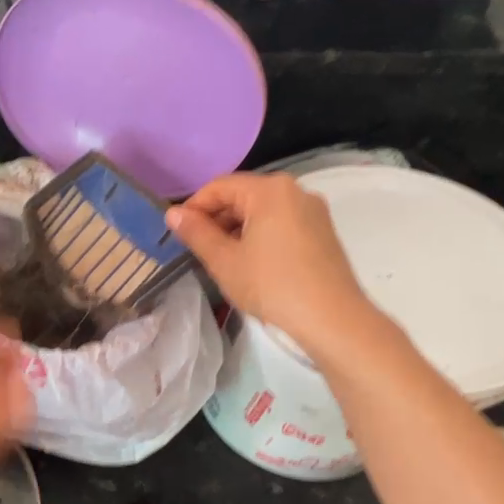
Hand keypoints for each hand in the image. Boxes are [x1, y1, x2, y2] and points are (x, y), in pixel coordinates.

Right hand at [167, 173, 376, 353]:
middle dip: (215, 217)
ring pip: (262, 210)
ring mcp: (313, 210)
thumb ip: (196, 232)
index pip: (219, 186)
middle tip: (196, 246)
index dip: (193, 206)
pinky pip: (280, 221)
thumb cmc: (271, 285)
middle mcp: (295, 191)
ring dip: (235, 227)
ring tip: (220, 257)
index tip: (177, 231)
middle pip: (243, 195)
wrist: (330, 317)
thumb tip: (173, 214)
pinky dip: (258, 234)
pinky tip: (249, 261)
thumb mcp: (223, 260)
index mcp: (270, 191)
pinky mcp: (322, 230)